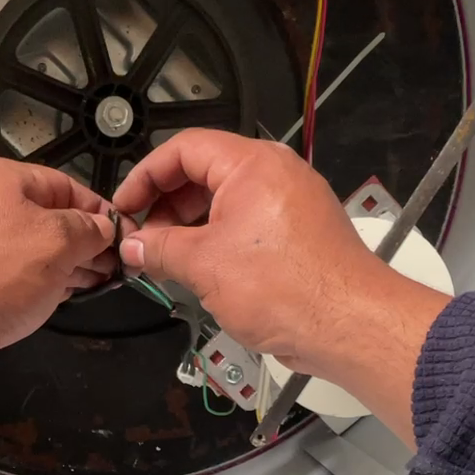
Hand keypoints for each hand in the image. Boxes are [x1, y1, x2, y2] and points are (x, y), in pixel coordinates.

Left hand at [0, 157, 115, 404]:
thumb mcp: (57, 243)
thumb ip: (88, 232)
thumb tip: (104, 230)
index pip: (64, 185)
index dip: (99, 212)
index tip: (124, 237)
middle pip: (44, 220)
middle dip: (83, 245)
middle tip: (114, 269)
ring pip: (26, 253)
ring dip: (61, 270)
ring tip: (93, 287)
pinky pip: (4, 280)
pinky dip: (32, 289)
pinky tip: (53, 302)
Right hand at [111, 130, 448, 438]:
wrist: (349, 325)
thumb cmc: (284, 288)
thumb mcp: (205, 265)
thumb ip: (161, 249)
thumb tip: (133, 246)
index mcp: (252, 165)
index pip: (184, 149)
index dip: (146, 176)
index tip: (125, 206)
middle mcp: (274, 175)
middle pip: (204, 175)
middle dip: (166, 207)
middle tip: (143, 241)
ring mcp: (289, 205)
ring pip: (225, 205)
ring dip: (190, 230)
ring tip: (167, 263)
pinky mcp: (297, 236)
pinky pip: (246, 228)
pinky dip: (218, 244)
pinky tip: (200, 274)